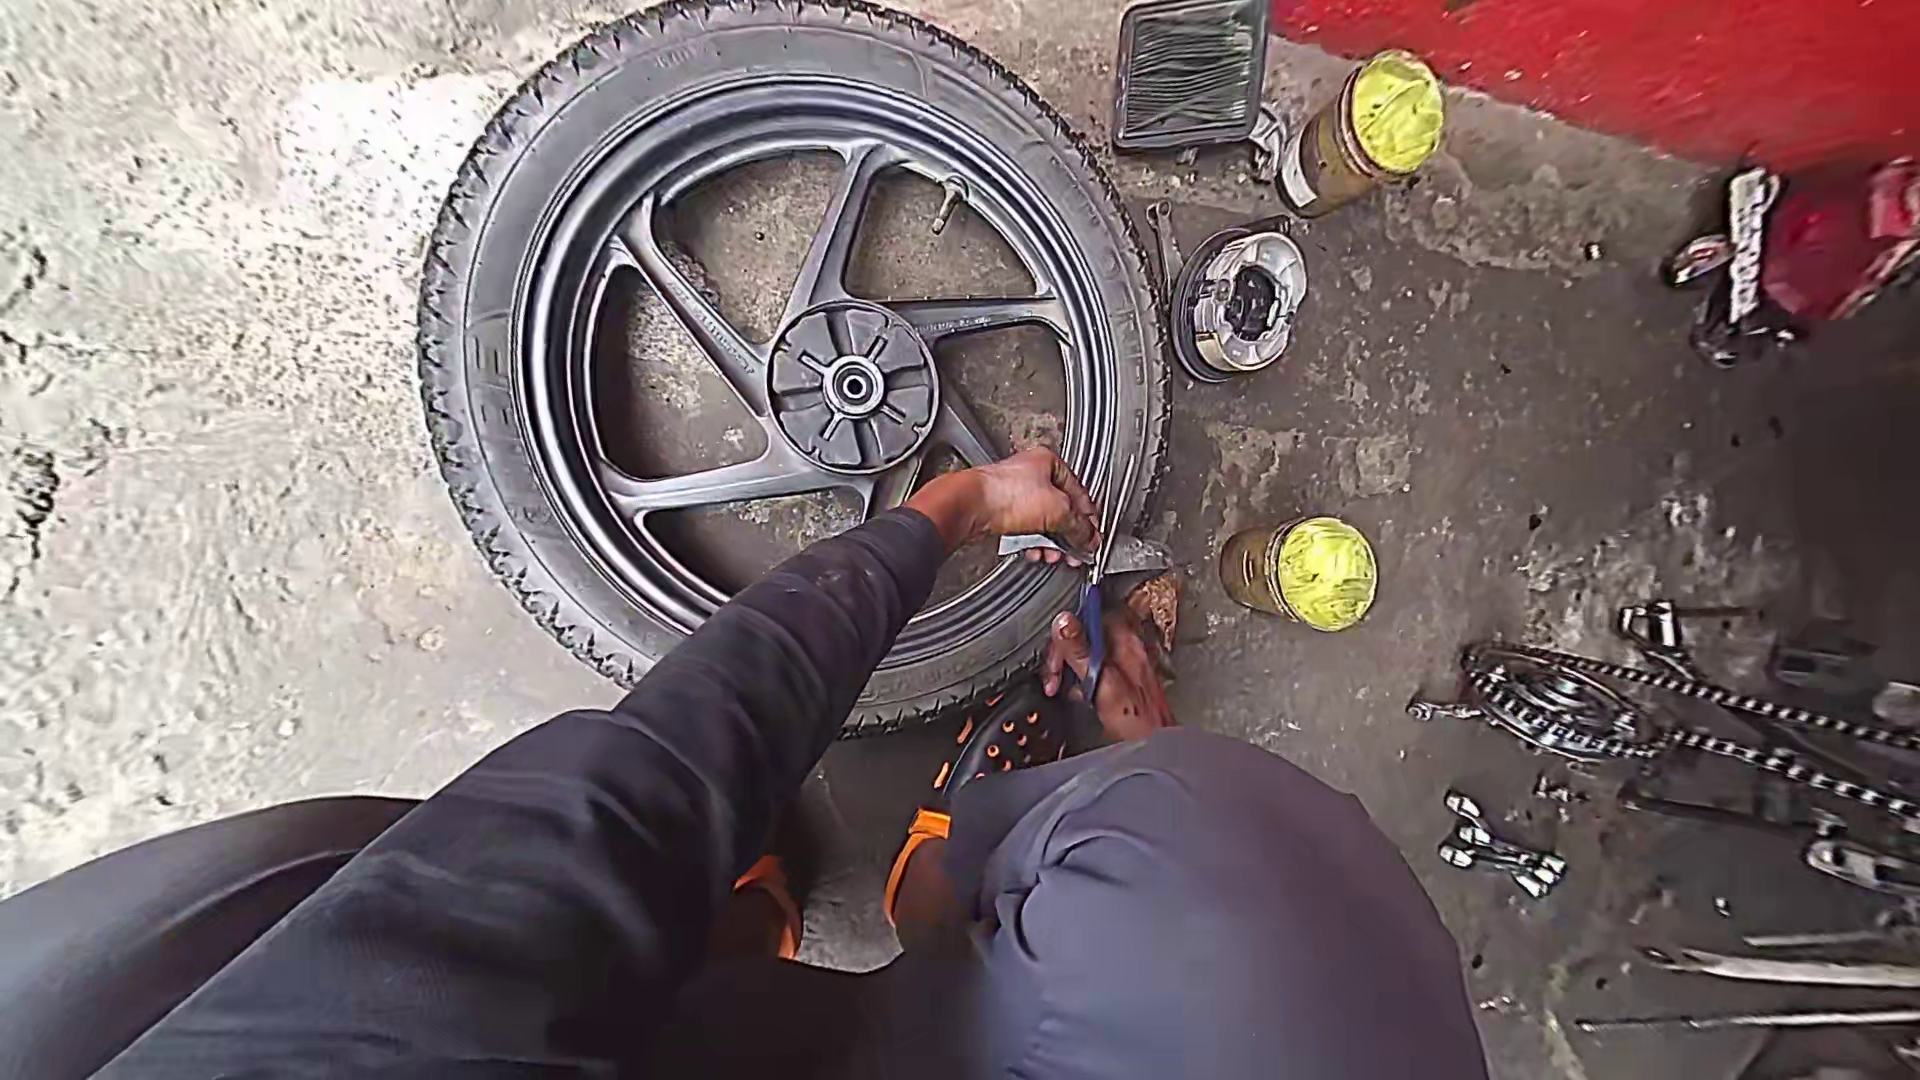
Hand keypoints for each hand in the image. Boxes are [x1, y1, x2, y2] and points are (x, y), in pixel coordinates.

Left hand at [903, 447, 1100, 557]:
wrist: (970, 507)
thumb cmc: (1005, 495)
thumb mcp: (1057, 510)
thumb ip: (1079, 526)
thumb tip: (1090, 538)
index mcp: (1049, 462)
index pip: (1080, 493)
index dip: (1089, 519)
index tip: (1093, 537)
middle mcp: (1031, 475)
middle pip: (1060, 510)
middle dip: (1068, 534)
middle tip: (1075, 551)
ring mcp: (1016, 493)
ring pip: (1042, 522)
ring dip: (1051, 542)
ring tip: (1054, 555)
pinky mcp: (1003, 512)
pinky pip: (1025, 530)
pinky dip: (1033, 542)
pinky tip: (1035, 552)